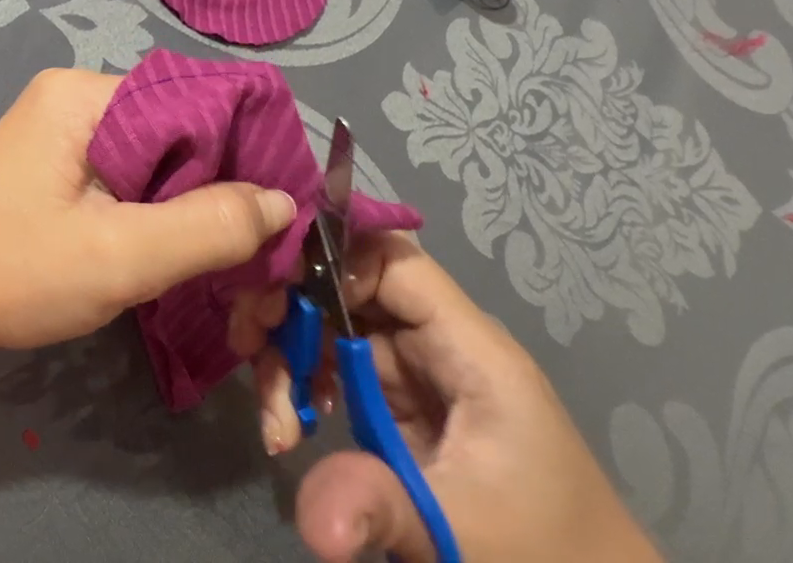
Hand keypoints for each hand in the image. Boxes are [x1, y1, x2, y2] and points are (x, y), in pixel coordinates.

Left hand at [0, 68, 296, 357]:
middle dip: (221, 190)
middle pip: (180, 132)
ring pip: (157, 162)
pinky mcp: (55, 168)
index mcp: (84, 95)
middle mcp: (74, 99)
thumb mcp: (122, 255)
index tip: (285, 217)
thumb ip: (210, 225)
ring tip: (221, 261)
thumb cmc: (13, 274)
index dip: (249, 156)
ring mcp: (61, 134)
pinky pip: (126, 179)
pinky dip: (154, 215)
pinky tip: (170, 253)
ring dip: (189, 210)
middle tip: (258, 254)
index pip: (199, 102)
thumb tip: (284, 199)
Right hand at [228, 233, 659, 562]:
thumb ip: (381, 505)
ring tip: (275, 420)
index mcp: (470, 350)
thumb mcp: (462, 528)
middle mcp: (437, 345)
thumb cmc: (545, 555)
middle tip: (246, 349)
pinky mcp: (393, 401)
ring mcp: (412, 373)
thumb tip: (310, 520)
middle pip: (344, 287)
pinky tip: (290, 428)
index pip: (390, 260)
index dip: (328, 260)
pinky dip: (297, 386)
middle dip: (287, 310)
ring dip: (284, 358)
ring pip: (327, 326)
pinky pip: (329, 366)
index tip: (274, 299)